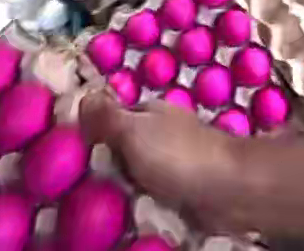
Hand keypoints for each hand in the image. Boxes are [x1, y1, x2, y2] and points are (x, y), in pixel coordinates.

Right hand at [80, 91, 246, 231]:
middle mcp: (162, 129)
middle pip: (125, 144)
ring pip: (140, 169)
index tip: (76, 156)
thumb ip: (108, 117)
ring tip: (109, 202)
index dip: (95, 133)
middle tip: (90, 185)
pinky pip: (156, 189)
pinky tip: (137, 209)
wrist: (227, 187)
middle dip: (111, 162)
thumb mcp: (134, 132)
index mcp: (149, 110)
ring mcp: (176, 156)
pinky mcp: (185, 183)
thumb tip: (83, 95)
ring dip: (128, 184)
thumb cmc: (177, 155)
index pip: (113, 116)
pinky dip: (147, 198)